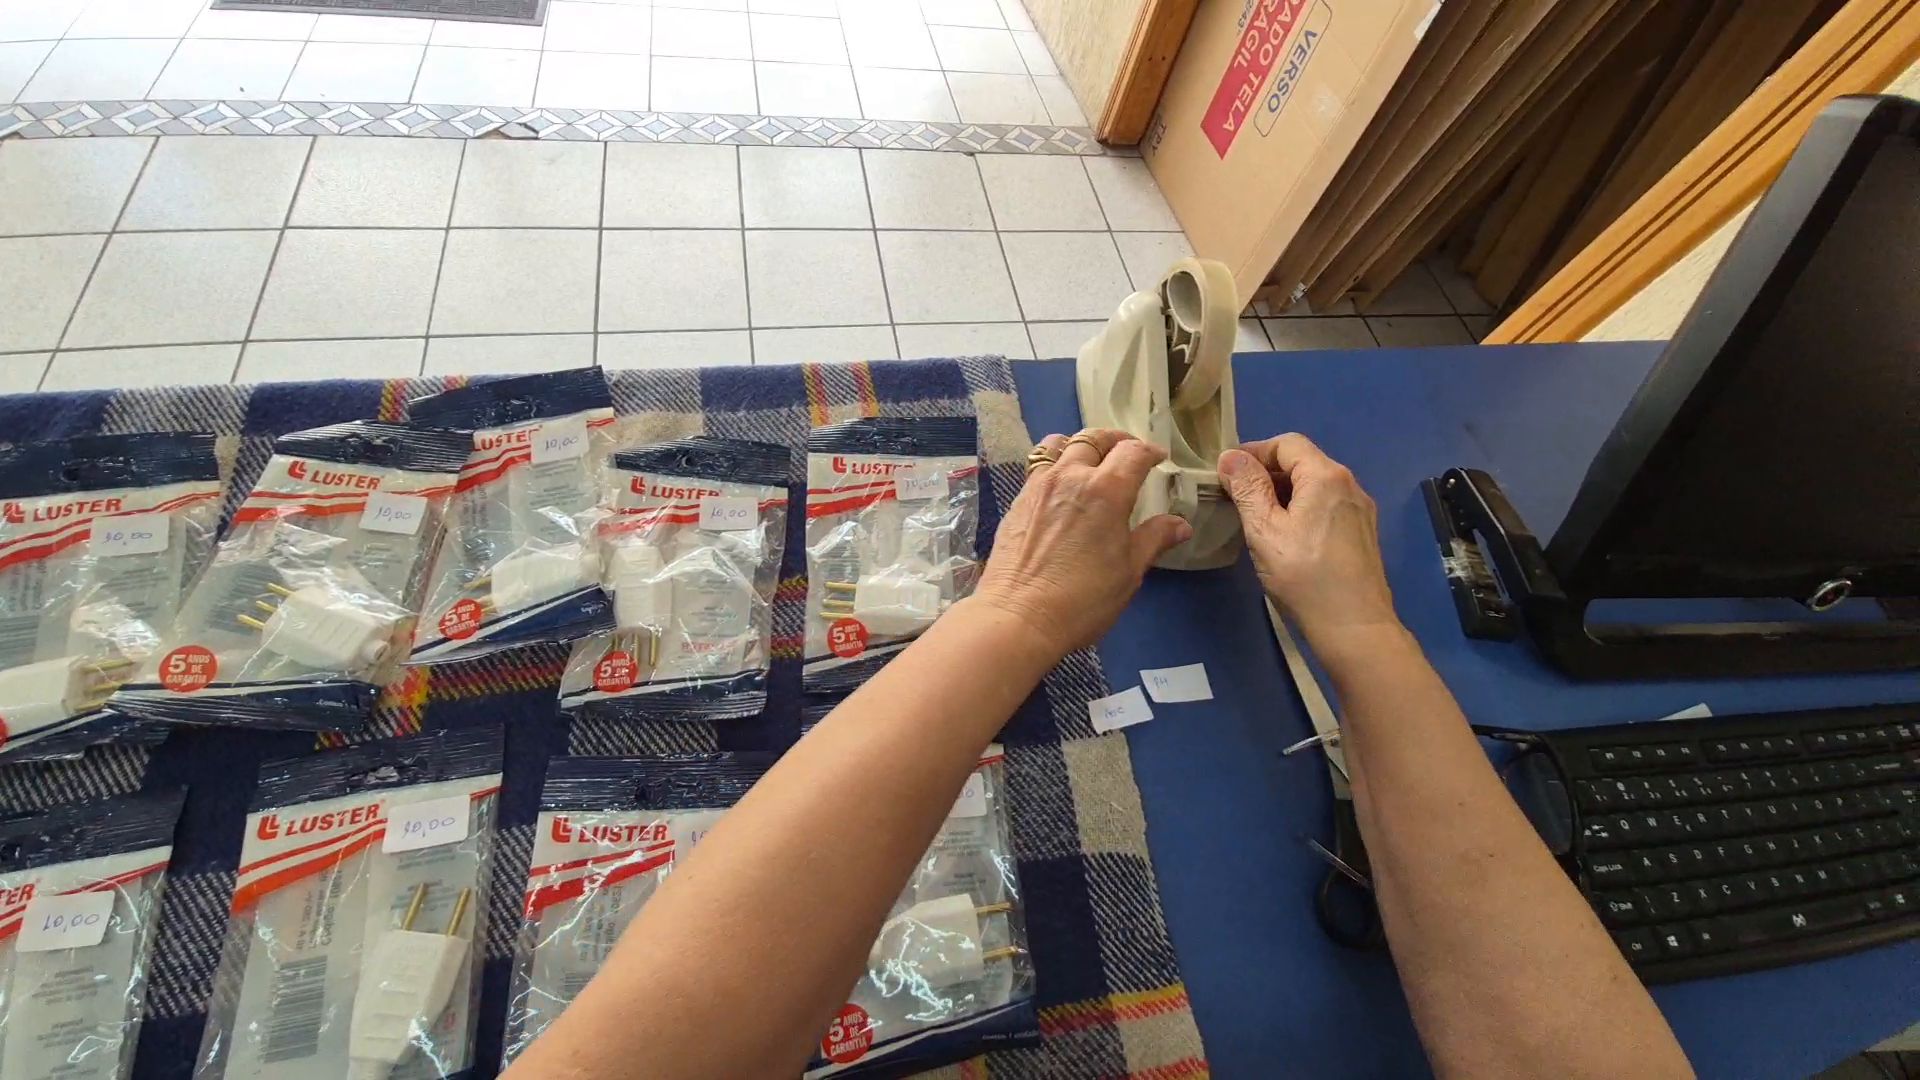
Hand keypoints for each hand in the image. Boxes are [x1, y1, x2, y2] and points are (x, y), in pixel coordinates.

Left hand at [975, 430, 1192, 652]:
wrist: (1019, 616)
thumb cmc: (1082, 599)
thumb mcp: (1129, 572)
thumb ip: (1154, 540)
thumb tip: (1180, 525)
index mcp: (1106, 490)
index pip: (1132, 453)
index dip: (1149, 451)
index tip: (1158, 459)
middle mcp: (1070, 477)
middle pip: (1093, 439)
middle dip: (1114, 440)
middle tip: (1126, 452)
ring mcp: (1038, 487)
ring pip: (1057, 445)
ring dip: (1078, 444)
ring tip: (1088, 459)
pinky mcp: (1016, 502)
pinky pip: (1036, 467)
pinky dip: (1053, 463)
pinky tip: (1059, 485)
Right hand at [1218, 434, 1399, 643]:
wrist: (1353, 626)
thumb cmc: (1303, 576)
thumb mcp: (1264, 530)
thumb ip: (1247, 489)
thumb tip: (1231, 456)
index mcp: (1326, 477)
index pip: (1287, 443)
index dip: (1253, 451)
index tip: (1225, 474)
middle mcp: (1349, 485)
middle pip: (1302, 461)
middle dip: (1265, 472)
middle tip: (1234, 496)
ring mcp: (1359, 510)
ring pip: (1313, 485)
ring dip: (1280, 491)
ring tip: (1253, 516)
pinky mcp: (1360, 532)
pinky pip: (1324, 505)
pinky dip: (1299, 508)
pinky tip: (1282, 534)